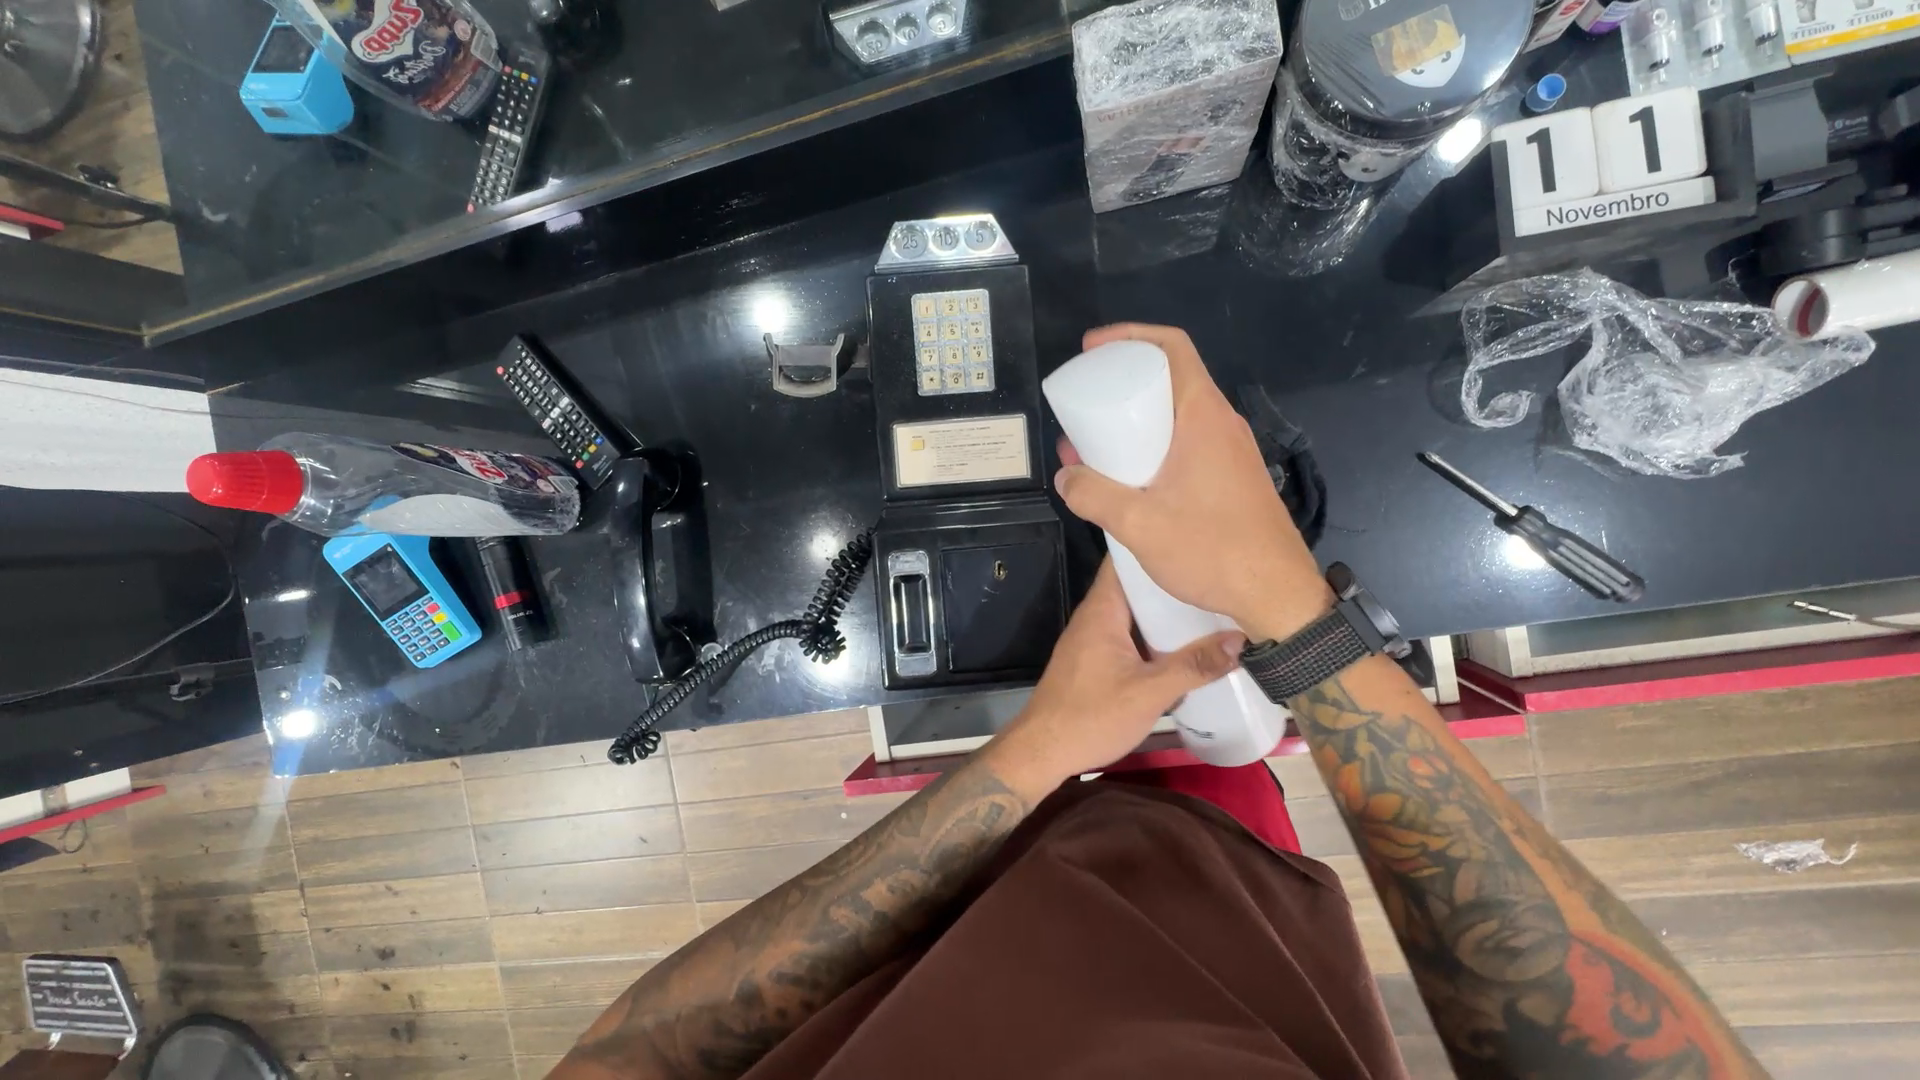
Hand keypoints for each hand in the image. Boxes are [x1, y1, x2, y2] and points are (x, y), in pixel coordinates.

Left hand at [984, 559, 1244, 797]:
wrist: (1042, 751)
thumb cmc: (1091, 716)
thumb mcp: (1150, 693)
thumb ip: (1194, 666)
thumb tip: (1241, 640)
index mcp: (1102, 609)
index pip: (1125, 557)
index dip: (1157, 542)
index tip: (1196, 538)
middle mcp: (1096, 616)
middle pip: (1137, 585)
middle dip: (1174, 582)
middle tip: (1219, 578)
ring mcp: (1095, 638)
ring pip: (1137, 614)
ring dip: (1168, 613)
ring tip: (1215, 606)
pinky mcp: (1097, 660)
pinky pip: (1132, 636)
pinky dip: (1157, 637)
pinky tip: (1189, 647)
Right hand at [1053, 323, 1332, 643]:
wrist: (1277, 595)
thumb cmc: (1212, 550)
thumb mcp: (1139, 524)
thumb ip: (1094, 497)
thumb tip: (1066, 477)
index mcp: (1203, 417)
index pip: (1172, 347)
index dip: (1130, 335)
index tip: (1092, 349)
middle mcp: (1221, 424)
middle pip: (1170, 380)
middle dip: (1121, 386)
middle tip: (1084, 406)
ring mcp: (1230, 452)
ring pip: (1177, 417)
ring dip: (1135, 424)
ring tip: (1094, 447)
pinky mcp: (1232, 478)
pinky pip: (1187, 445)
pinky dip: (1154, 448)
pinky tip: (1128, 480)